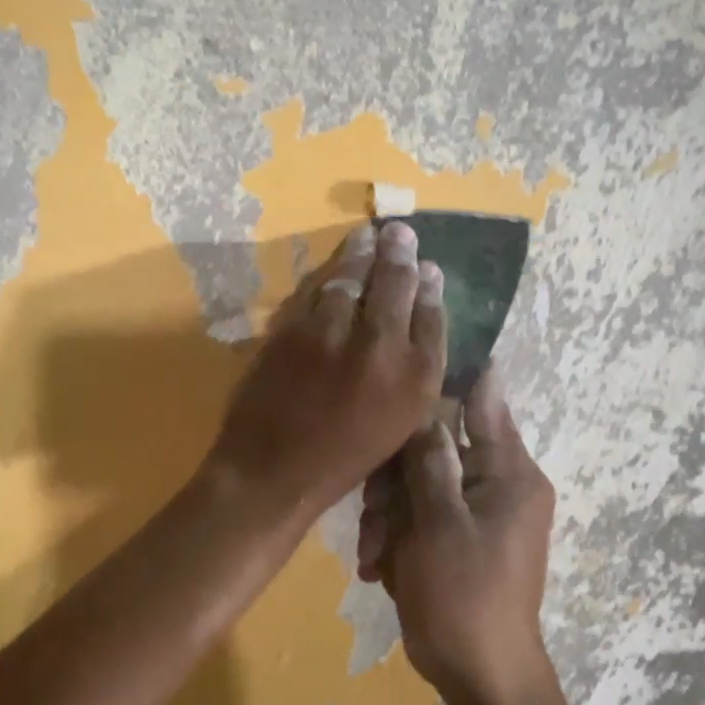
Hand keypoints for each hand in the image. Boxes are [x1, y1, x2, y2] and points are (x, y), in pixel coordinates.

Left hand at [208, 221, 446, 516]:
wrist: (273, 472)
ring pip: (352, 279)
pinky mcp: (293, 329)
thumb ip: (409, 376)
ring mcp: (332, 334)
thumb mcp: (396, 426)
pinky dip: (326, 274)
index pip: (431, 317)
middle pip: (396, 286)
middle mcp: (381, 348)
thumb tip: (411, 330)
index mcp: (416, 380)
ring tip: (369, 236)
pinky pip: (314, 291)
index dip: (430, 288)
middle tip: (401, 232)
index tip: (429, 267)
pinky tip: (333, 266)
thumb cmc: (340, 462)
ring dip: (361, 254)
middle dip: (400, 255)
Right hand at [358, 366, 556, 697]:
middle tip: (374, 513)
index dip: (450, 375)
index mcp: (510, 474)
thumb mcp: (439, 523)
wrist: (479, 677)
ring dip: (388, 516)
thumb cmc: (463, 596)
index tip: (405, 365)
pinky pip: (418, 517)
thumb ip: (430, 460)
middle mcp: (498, 485)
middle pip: (435, 447)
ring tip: (375, 555)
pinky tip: (380, 569)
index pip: (485, 400)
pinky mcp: (456, 540)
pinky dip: (396, 539)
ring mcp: (475, 514)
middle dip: (395, 479)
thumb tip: (431, 405)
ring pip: (418, 484)